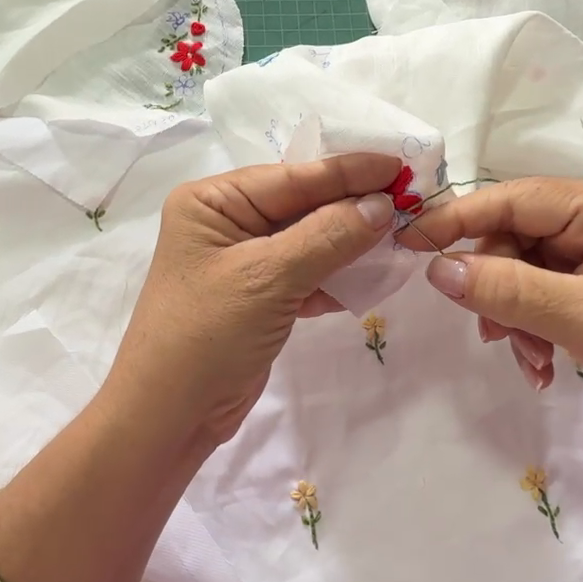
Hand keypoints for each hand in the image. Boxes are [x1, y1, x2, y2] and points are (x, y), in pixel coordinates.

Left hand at [104, 155, 400, 447]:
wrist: (170, 418)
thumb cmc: (207, 334)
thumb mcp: (268, 277)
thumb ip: (328, 236)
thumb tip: (383, 204)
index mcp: (212, 200)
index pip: (291, 176)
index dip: (348, 170)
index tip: (401, 163)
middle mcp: (225, 221)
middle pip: (301, 204)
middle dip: (354, 204)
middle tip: (413, 195)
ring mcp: (242, 260)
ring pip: (309, 239)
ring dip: (352, 241)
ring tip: (404, 232)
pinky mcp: (259, 296)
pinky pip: (307, 272)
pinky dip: (338, 275)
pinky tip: (376, 274)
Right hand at [409, 177, 582, 436]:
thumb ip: (511, 290)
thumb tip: (436, 269)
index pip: (513, 198)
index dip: (457, 218)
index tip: (407, 242)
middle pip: (512, 233)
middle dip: (495, 285)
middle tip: (491, 333)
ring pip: (518, 265)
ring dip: (511, 312)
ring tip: (527, 357)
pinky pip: (536, 289)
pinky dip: (529, 325)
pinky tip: (541, 363)